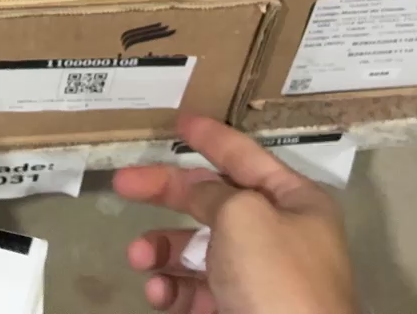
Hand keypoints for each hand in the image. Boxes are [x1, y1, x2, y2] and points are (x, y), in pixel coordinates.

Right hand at [112, 115, 354, 313]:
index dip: (211, 137)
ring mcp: (260, 279)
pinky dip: (172, 288)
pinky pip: (197, 290)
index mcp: (294, 203)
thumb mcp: (241, 214)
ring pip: (197, 248)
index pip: (244, 156)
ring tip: (138, 259)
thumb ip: (211, 191)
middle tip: (121, 185)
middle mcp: (280, 236)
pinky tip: (157, 293)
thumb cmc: (276, 279)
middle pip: (210, 199)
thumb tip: (198, 189)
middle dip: (165, 193)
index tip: (180, 122)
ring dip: (161, 249)